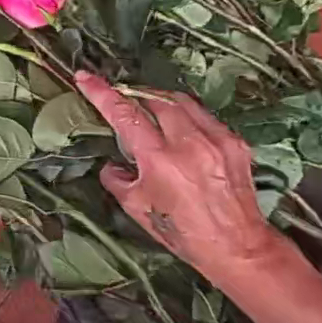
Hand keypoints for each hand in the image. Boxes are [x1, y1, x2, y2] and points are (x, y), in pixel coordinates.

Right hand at [75, 72, 285, 285]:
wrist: (236, 245)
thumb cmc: (182, 232)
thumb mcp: (138, 209)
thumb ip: (117, 180)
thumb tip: (111, 164)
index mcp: (160, 160)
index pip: (125, 115)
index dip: (101, 92)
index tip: (85, 77)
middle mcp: (188, 143)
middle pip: (154, 98)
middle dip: (134, 93)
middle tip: (122, 98)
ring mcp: (216, 138)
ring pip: (181, 101)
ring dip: (160, 100)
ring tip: (150, 108)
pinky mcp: (234, 141)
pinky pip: (204, 116)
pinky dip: (187, 116)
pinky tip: (182, 130)